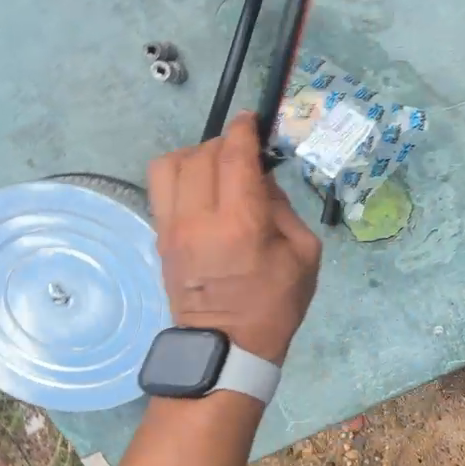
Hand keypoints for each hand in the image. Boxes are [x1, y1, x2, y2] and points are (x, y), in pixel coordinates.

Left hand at [147, 112, 321, 363]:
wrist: (229, 345)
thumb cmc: (276, 302)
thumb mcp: (304, 254)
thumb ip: (283, 210)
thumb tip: (260, 183)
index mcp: (241, 224)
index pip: (234, 158)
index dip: (243, 131)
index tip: (252, 120)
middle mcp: (198, 219)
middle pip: (199, 155)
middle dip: (223, 143)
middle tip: (244, 151)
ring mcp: (171, 228)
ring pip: (168, 165)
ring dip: (195, 156)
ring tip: (218, 168)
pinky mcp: (159, 237)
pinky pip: (162, 189)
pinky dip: (184, 178)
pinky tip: (206, 192)